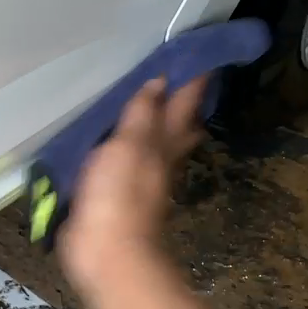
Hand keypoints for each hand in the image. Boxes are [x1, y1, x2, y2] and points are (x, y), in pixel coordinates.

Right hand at [58, 74, 210, 308]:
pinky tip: (112, 142)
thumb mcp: (128, 147)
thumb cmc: (118, 197)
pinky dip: (123, 146)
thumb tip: (160, 81)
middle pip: (176, 124)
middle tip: (181, 74)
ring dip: (153, 122)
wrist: (106, 254)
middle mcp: (157, 158)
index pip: (183, 103)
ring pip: (152, 142)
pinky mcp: (112, 195)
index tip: (201, 53)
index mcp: (162, 143)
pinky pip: (122, 160)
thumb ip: (141, 115)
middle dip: (181, 101)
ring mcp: (136, 179)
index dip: (193, 79)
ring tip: (147, 101)